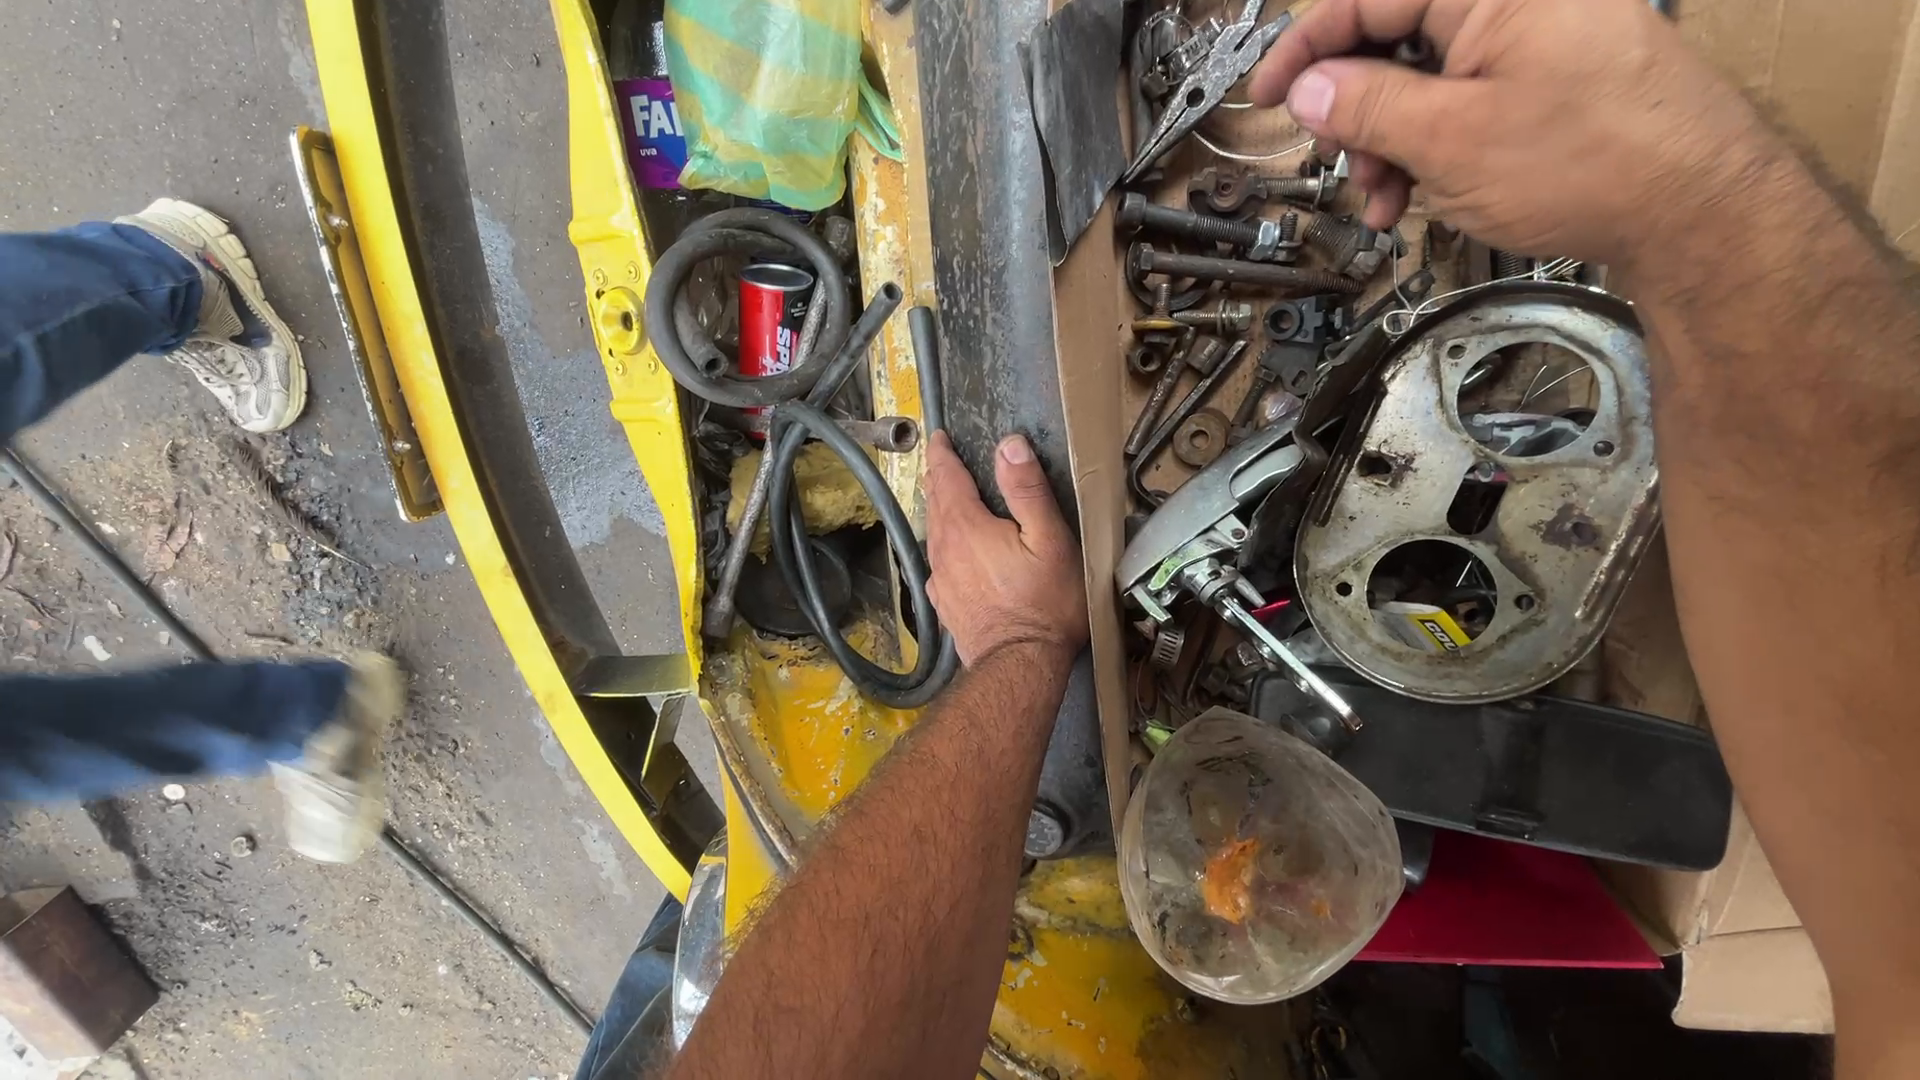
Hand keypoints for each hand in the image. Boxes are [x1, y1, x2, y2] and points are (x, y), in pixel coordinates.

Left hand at [923, 431, 1088, 666]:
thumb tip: (1009, 446)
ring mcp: (942, 578)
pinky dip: (940, 543)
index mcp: (967, 527)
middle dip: (936, 476)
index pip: (946, 477)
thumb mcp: (1049, 540)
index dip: (942, 454)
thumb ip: (1027, 490)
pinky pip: (937, 561)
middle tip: (938, 460)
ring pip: (933, 531)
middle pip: (935, 502)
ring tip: (942, 496)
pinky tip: (947, 550)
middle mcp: (945, 549)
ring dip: (936, 508)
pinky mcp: (946, 603)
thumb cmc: (1044, 604)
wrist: (1020, 665)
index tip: (938, 437)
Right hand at [1248, 0, 1783, 272]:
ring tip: (1382, 200)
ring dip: (1382, 145)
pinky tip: (1411, 197)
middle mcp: (1511, 4)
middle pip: (1392, 42)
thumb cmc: (1585, 162)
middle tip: (1339, 162)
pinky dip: (1420, 152)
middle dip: (1352, 111)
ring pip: (1416, 82)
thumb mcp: (1448, 139)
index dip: (1307, 44)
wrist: (1688, 208)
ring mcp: (1527, 42)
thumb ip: (1366, 106)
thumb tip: (1306, 88)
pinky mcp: (1536, 80)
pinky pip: (1453, 105)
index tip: (1266, 92)